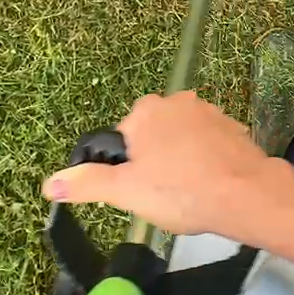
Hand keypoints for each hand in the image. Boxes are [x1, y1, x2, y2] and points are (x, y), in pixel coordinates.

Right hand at [44, 92, 287, 236]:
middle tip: (163, 194)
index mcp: (146, 110)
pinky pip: (209, 144)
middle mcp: (176, 100)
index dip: (128, 167)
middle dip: (154, 162)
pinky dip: (206, 160)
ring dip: (181, 160)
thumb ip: (88, 184)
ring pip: (182, 139)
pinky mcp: (233, 126)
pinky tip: (210, 184)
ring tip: (189, 192)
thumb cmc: (179, 190)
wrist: (244, 193)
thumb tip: (49, 184)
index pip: (124, 138)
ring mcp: (208, 110)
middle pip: (153, 136)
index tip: (140, 189)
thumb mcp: (126, 192)